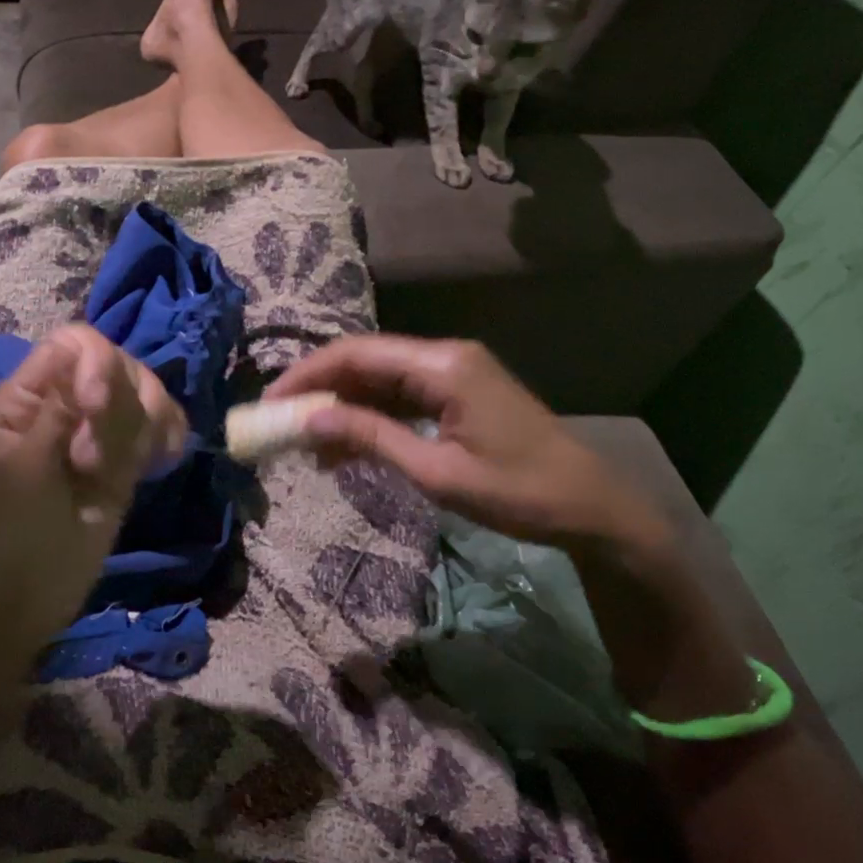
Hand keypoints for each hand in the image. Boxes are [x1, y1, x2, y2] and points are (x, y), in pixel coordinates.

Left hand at [0, 325, 187, 653]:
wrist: (16, 607)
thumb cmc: (6, 538)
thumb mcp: (26, 469)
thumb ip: (61, 410)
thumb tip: (94, 355)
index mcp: (27, 396)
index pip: (76, 343)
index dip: (98, 366)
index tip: (96, 411)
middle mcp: (66, 403)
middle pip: (118, 364)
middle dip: (123, 405)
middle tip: (95, 464)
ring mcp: (98, 433)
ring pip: (145, 394)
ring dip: (149, 422)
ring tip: (127, 469)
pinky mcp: (124, 463)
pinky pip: (159, 428)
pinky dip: (169, 435)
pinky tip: (164, 460)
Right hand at [266, 334, 669, 554]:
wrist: (591, 509)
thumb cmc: (518, 493)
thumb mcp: (437, 472)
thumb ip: (370, 439)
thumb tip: (309, 421)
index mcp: (443, 365)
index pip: (356, 353)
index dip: (307, 375)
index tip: (271, 404)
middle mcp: (445, 356)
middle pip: (365, 361)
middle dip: (319, 390)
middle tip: (281, 425)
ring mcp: (454, 372)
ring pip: (379, 378)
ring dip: (342, 406)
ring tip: (307, 446)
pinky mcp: (459, 393)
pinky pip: (401, 396)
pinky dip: (371, 417)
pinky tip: (345, 449)